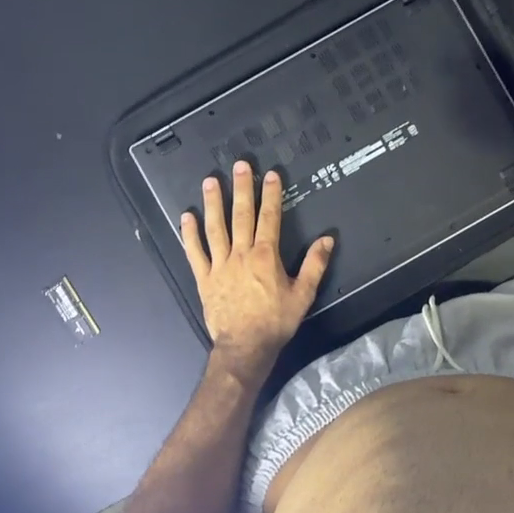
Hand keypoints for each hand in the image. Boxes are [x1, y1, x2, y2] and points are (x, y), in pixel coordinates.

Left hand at [181, 163, 333, 376]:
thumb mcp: (303, 295)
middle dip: (242, 188)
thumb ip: (315, 265)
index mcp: (265, 256)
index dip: (271, 195)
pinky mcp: (204, 278)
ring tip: (211, 181)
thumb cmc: (275, 322)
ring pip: (215, 228)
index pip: (270, 218)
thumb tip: (327, 240)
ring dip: (213, 203)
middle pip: (241, 215)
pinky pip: (195, 253)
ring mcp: (220, 265)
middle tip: (240, 165)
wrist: (245, 347)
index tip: (270, 175)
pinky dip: (189, 235)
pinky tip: (186, 218)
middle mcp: (241, 255)